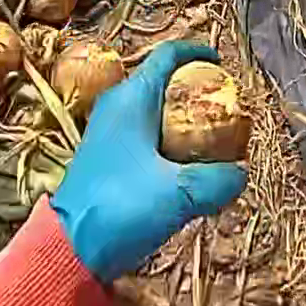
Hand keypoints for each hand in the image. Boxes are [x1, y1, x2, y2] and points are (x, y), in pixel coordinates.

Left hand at [51, 40, 247, 282]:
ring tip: (205, 133)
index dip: (196, 52)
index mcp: (133, 97)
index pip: (168, 55)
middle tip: (218, 103)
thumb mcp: (177, 194)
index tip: (219, 63)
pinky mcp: (103, 152)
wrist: (64, 253)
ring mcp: (106, 127)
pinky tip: (179, 162)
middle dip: (191, 86)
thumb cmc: (120, 207)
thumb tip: (241, 174)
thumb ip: (216, 181)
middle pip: (161, 78)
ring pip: (150, 105)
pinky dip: (163, 133)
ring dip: (177, 113)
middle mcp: (118, 103)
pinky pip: (140, 128)